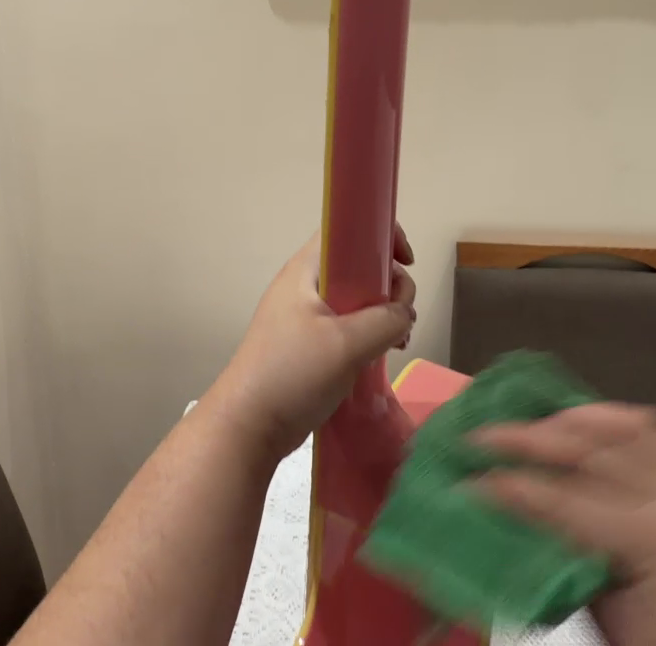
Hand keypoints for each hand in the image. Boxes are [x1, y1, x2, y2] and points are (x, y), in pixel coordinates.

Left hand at [201, 229, 417, 463]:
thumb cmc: (293, 372)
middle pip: (358, 266)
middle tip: (403, 319)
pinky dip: (370, 335)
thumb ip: (386, 320)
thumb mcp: (347, 343)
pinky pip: (348, 326)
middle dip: (389, 286)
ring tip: (398, 343)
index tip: (407, 263)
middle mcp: (305, 285)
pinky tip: (383, 355)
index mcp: (306, 270)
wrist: (248, 425)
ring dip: (383, 315)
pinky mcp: (308, 343)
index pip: (347, 230)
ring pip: (357, 299)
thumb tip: (405, 313)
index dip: (380, 237)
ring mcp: (305, 315)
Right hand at [477, 405, 655, 645]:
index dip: (506, 488)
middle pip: (588, 448)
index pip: (562, 499)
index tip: (463, 483)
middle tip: (477, 438)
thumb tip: (523, 526)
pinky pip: (654, 435)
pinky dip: (611, 420)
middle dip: (525, 438)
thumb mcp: (620, 627)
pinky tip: (584, 423)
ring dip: (567, 418)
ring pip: (622, 426)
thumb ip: (573, 569)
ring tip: (526, 420)